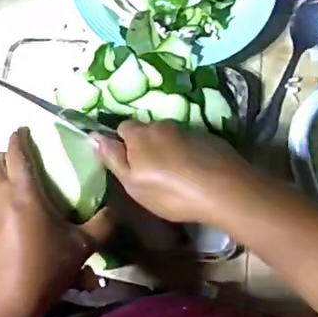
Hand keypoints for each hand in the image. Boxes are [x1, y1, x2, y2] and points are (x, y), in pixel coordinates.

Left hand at [0, 129, 116, 316]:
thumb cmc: (44, 268)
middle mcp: (0, 197)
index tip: (23, 130)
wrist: (5, 304)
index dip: (18, 136)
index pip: (15, 151)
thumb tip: (115, 212)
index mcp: (24, 191)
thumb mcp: (81, 248)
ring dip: (3, 188)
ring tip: (26, 203)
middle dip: (2, 157)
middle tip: (19, 160)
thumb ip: (101, 226)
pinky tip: (18, 235)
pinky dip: (2, 214)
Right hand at [92, 120, 267, 224]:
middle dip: (146, 146)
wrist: (225, 190)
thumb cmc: (171, 192)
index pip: (121, 128)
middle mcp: (161, 124)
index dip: (122, 144)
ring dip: (168, 150)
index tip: (128, 164)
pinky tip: (195, 174)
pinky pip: (190, 143)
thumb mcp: (133, 183)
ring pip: (169, 136)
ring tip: (175, 176)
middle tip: (151, 174)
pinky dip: (188, 154)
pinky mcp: (210, 138)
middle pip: (147, 131)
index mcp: (139, 134)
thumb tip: (93, 135)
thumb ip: (113, 158)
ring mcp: (188, 129)